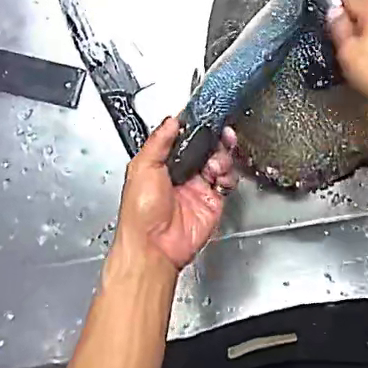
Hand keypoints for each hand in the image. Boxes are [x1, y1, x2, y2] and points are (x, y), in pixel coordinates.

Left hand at [109, 118, 238, 277]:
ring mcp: (198, 187)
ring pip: (219, 162)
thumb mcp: (142, 167)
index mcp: (162, 163)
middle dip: (216, 140)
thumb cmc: (139, 213)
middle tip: (222, 135)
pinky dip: (228, 176)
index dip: (196, 129)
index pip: (183, 139)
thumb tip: (171, 120)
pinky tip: (221, 176)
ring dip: (222, 157)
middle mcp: (181, 174)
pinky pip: (226, 183)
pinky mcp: (212, 202)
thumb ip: (158, 141)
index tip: (207, 120)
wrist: (154, 247)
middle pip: (205, 148)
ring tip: (215, 162)